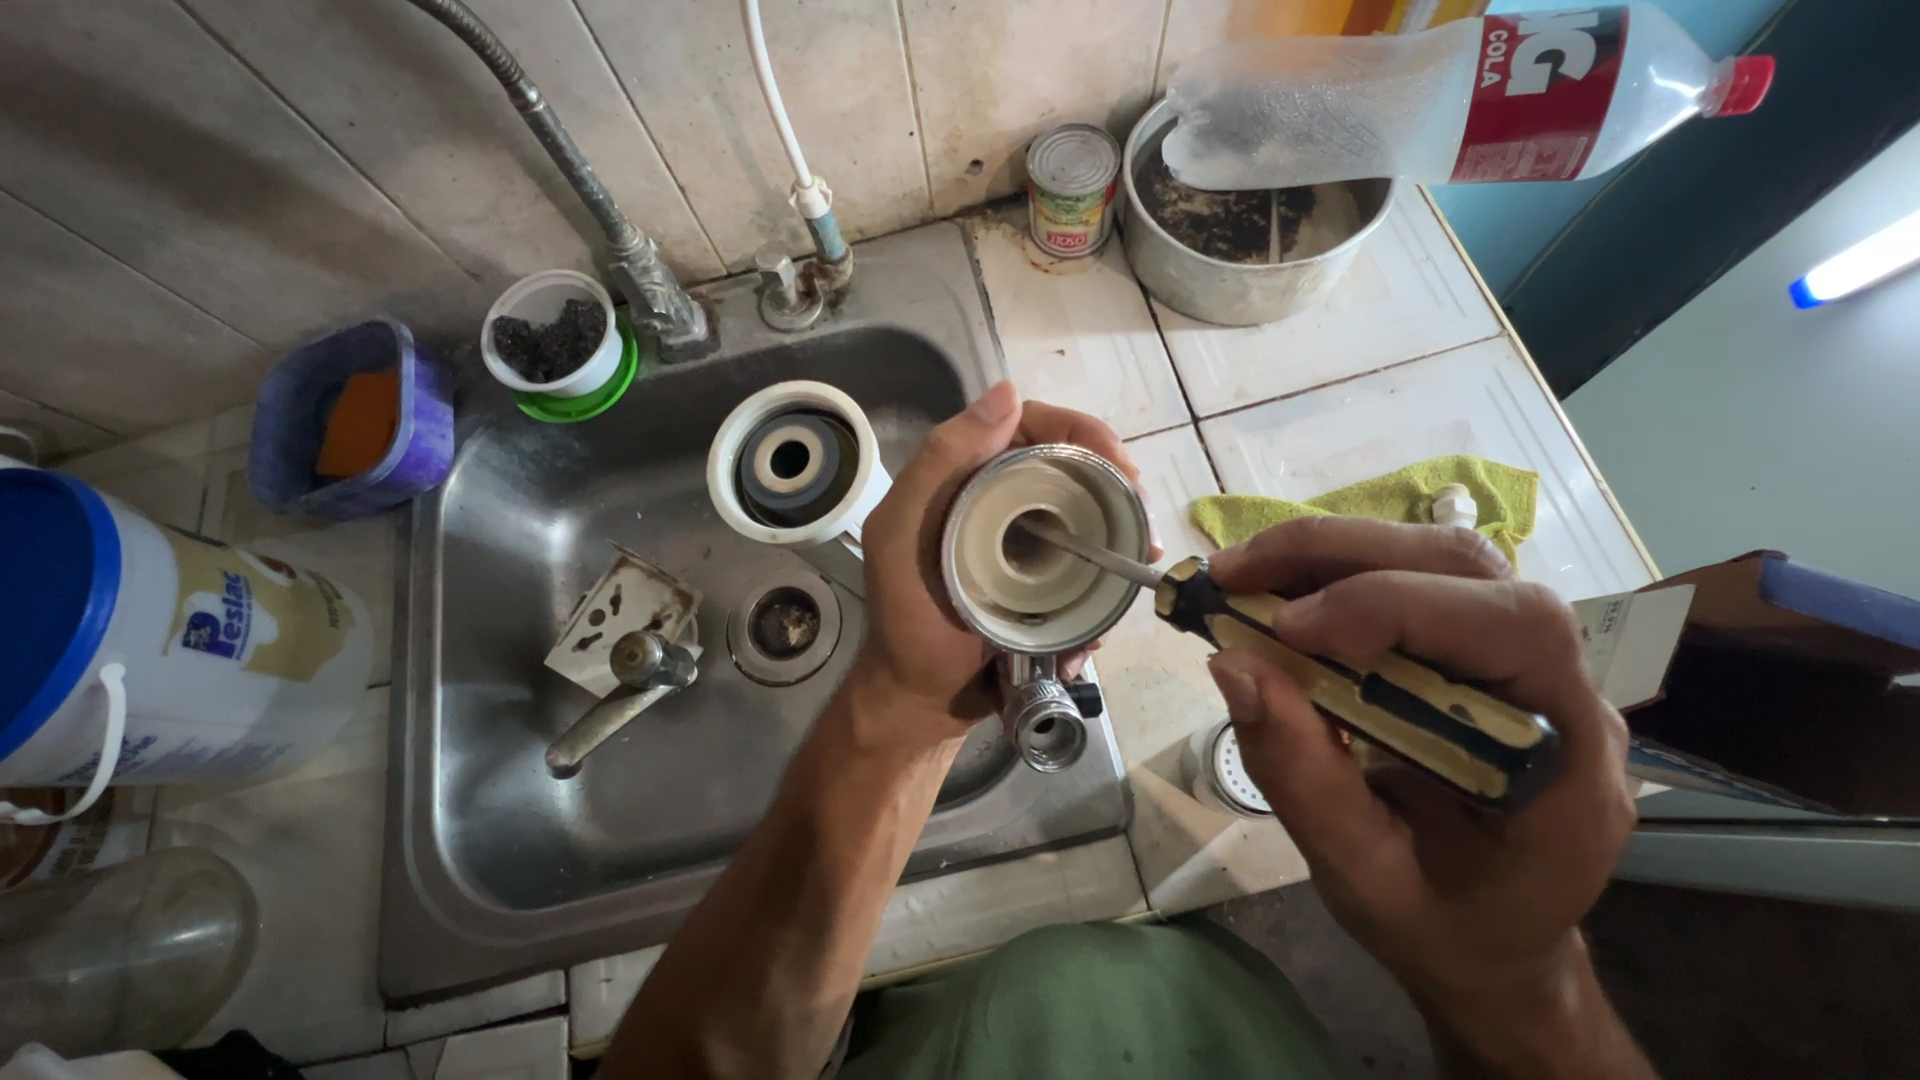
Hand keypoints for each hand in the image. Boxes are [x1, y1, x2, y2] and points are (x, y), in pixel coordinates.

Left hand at [855, 381, 1158, 742]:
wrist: (922, 699)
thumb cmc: (906, 619)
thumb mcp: (900, 536)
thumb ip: (938, 463)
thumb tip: (1008, 392)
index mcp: (966, 479)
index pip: (1032, 428)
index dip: (1082, 433)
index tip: (1119, 465)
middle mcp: (1001, 502)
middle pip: (1073, 469)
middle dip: (1116, 487)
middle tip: (1142, 522)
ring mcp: (1029, 545)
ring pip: (1091, 517)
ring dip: (1123, 535)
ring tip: (1137, 562)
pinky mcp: (1049, 585)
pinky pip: (1091, 568)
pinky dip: (1108, 584)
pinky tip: (1110, 607)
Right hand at [1204, 518, 1638, 1056]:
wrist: (1488, 938)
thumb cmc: (1442, 924)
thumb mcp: (1362, 875)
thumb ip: (1303, 777)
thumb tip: (1233, 664)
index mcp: (1568, 756)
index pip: (1513, 629)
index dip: (1395, 607)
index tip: (1285, 630)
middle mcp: (1557, 685)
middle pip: (1466, 567)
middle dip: (1341, 555)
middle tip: (1233, 574)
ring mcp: (1515, 659)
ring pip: (1436, 556)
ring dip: (1329, 551)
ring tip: (1241, 573)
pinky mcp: (1468, 648)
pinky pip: (1410, 577)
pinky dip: (1331, 570)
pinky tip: (1274, 589)